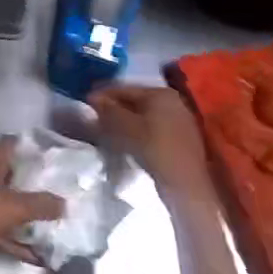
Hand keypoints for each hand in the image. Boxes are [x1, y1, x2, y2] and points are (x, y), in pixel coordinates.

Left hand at [0, 137, 63, 262]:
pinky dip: (13, 240)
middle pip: (9, 175)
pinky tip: (34, 257)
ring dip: (24, 216)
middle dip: (31, 185)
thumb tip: (64, 203)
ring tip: (50, 227)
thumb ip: (40, 205)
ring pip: (4, 203)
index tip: (50, 157)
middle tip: (55, 193)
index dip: (29, 147)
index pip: (10, 144)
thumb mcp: (14, 207)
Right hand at [90, 84, 215, 200]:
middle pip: (136, 100)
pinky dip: (140, 130)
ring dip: (127, 120)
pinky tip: (129, 140)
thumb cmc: (154, 148)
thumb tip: (93, 97)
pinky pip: (154, 127)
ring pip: (145, 115)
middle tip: (96, 117)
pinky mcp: (183, 138)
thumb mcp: (125, 126)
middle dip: (115, 108)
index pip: (125, 89)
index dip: (103, 95)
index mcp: (160, 92)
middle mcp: (173, 101)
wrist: (186, 184)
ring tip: (109, 130)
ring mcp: (181, 120)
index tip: (86, 103)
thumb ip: (108, 109)